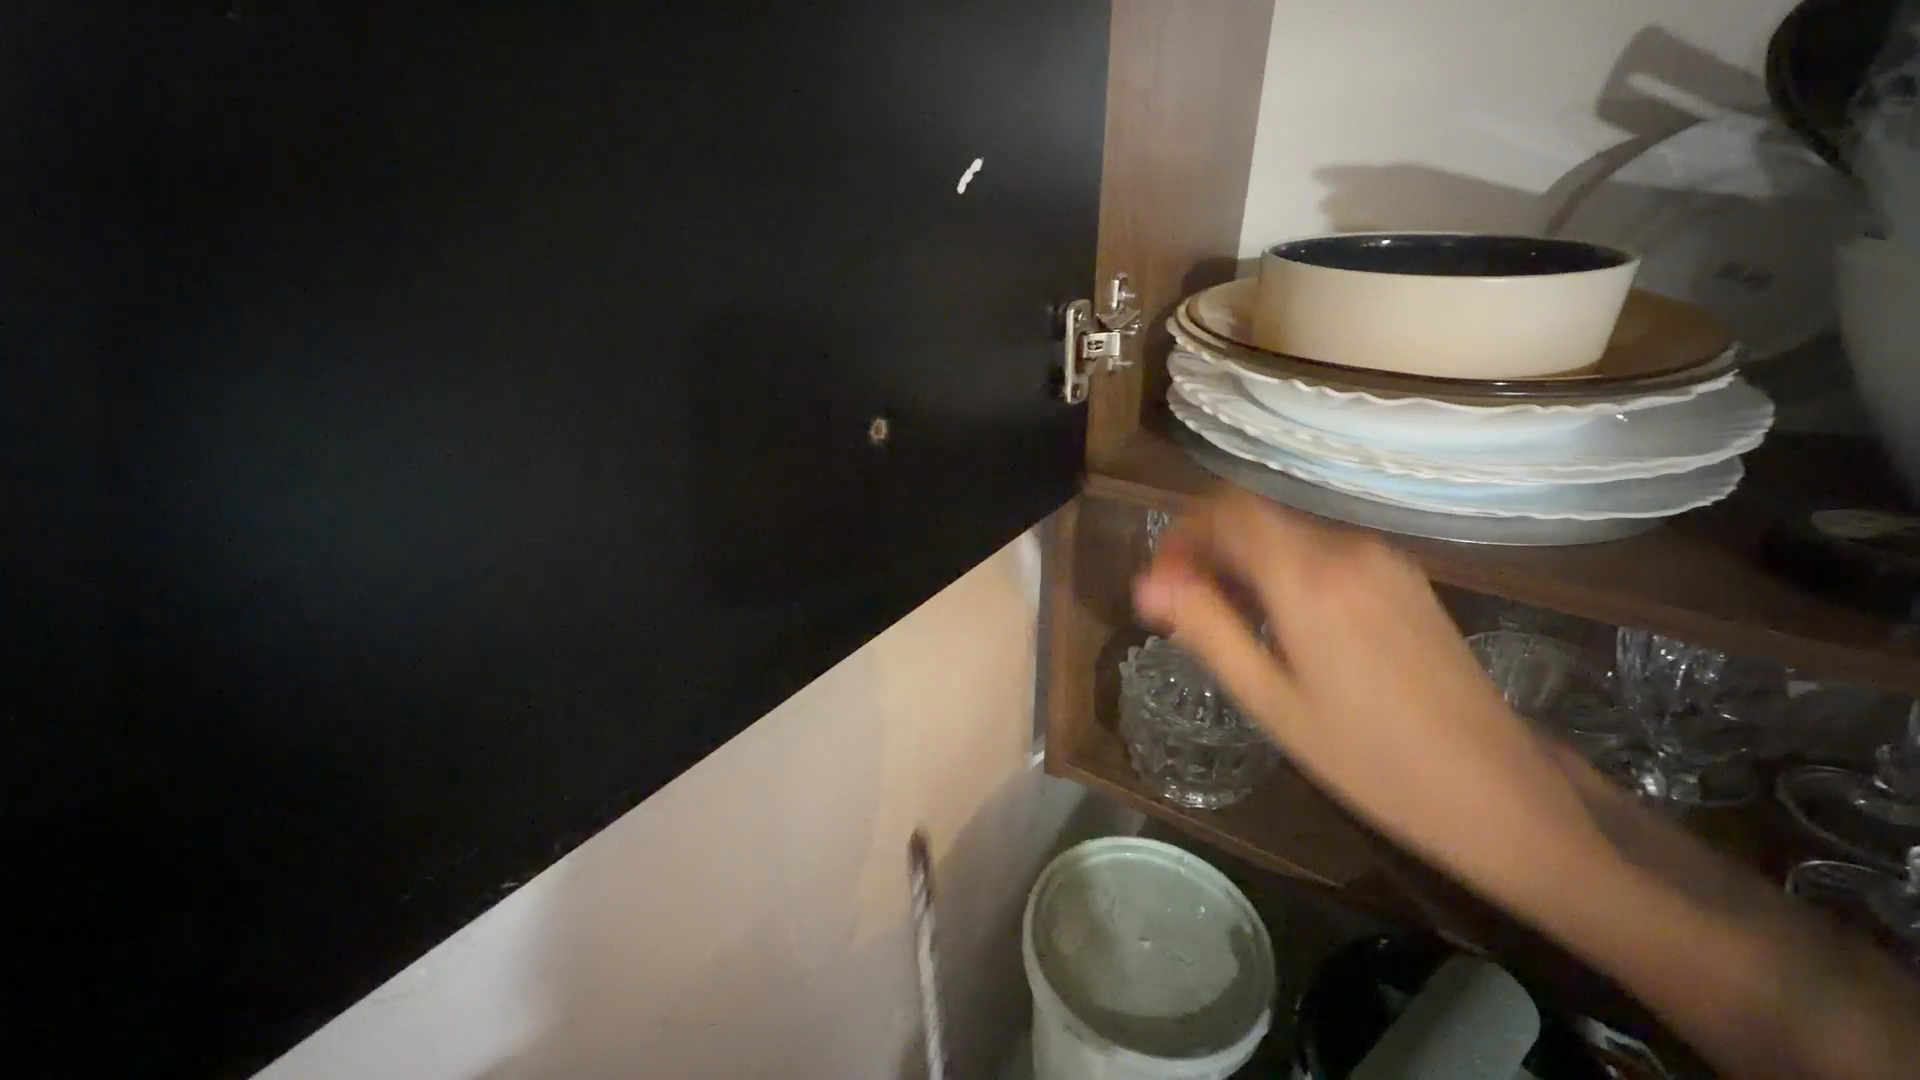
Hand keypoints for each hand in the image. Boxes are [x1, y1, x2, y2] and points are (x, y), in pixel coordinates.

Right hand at [1132, 489, 1604, 897]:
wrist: (1495, 790)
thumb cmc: (1367, 758)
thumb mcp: (1270, 701)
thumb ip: (1206, 630)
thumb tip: (1146, 584)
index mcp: (1308, 576)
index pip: (1227, 511)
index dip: (1183, 534)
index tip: (1163, 584)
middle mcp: (1348, 549)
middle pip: (1257, 516)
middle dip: (1210, 548)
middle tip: (1185, 608)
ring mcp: (1385, 561)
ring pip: (1291, 533)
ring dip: (1247, 560)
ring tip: (1230, 622)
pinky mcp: (1406, 580)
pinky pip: (1326, 552)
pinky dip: (1287, 570)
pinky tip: (1285, 624)